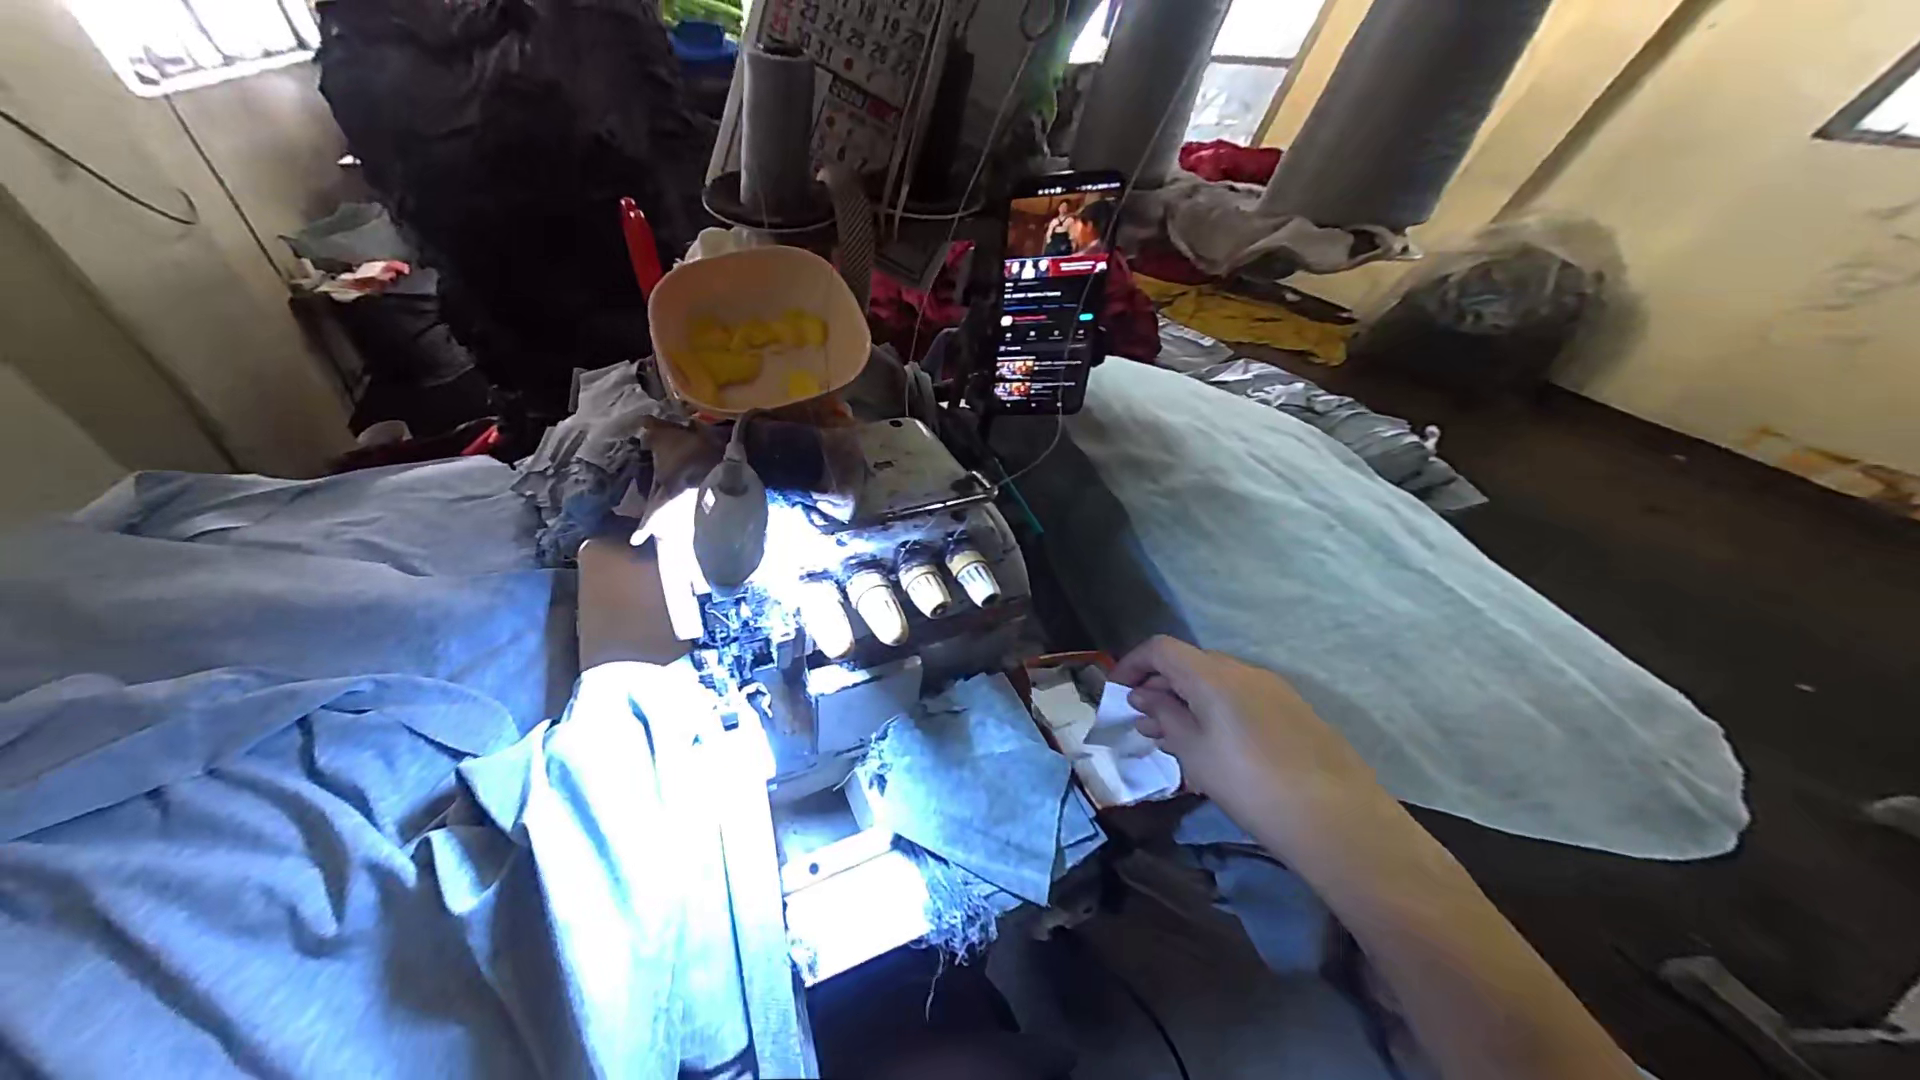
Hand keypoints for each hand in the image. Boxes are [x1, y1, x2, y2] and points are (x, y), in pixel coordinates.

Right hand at [1110, 636, 1387, 833]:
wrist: (1338, 820)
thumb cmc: (1249, 783)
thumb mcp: (1193, 751)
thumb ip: (1164, 715)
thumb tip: (1144, 695)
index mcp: (1213, 673)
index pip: (1161, 649)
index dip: (1132, 664)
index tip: (1116, 693)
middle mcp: (1243, 670)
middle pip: (1189, 662)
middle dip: (1158, 686)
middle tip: (1140, 721)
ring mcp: (1273, 689)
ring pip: (1215, 682)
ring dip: (1186, 700)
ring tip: (1169, 737)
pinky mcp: (1292, 711)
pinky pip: (1239, 698)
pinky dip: (1213, 711)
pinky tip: (1210, 746)